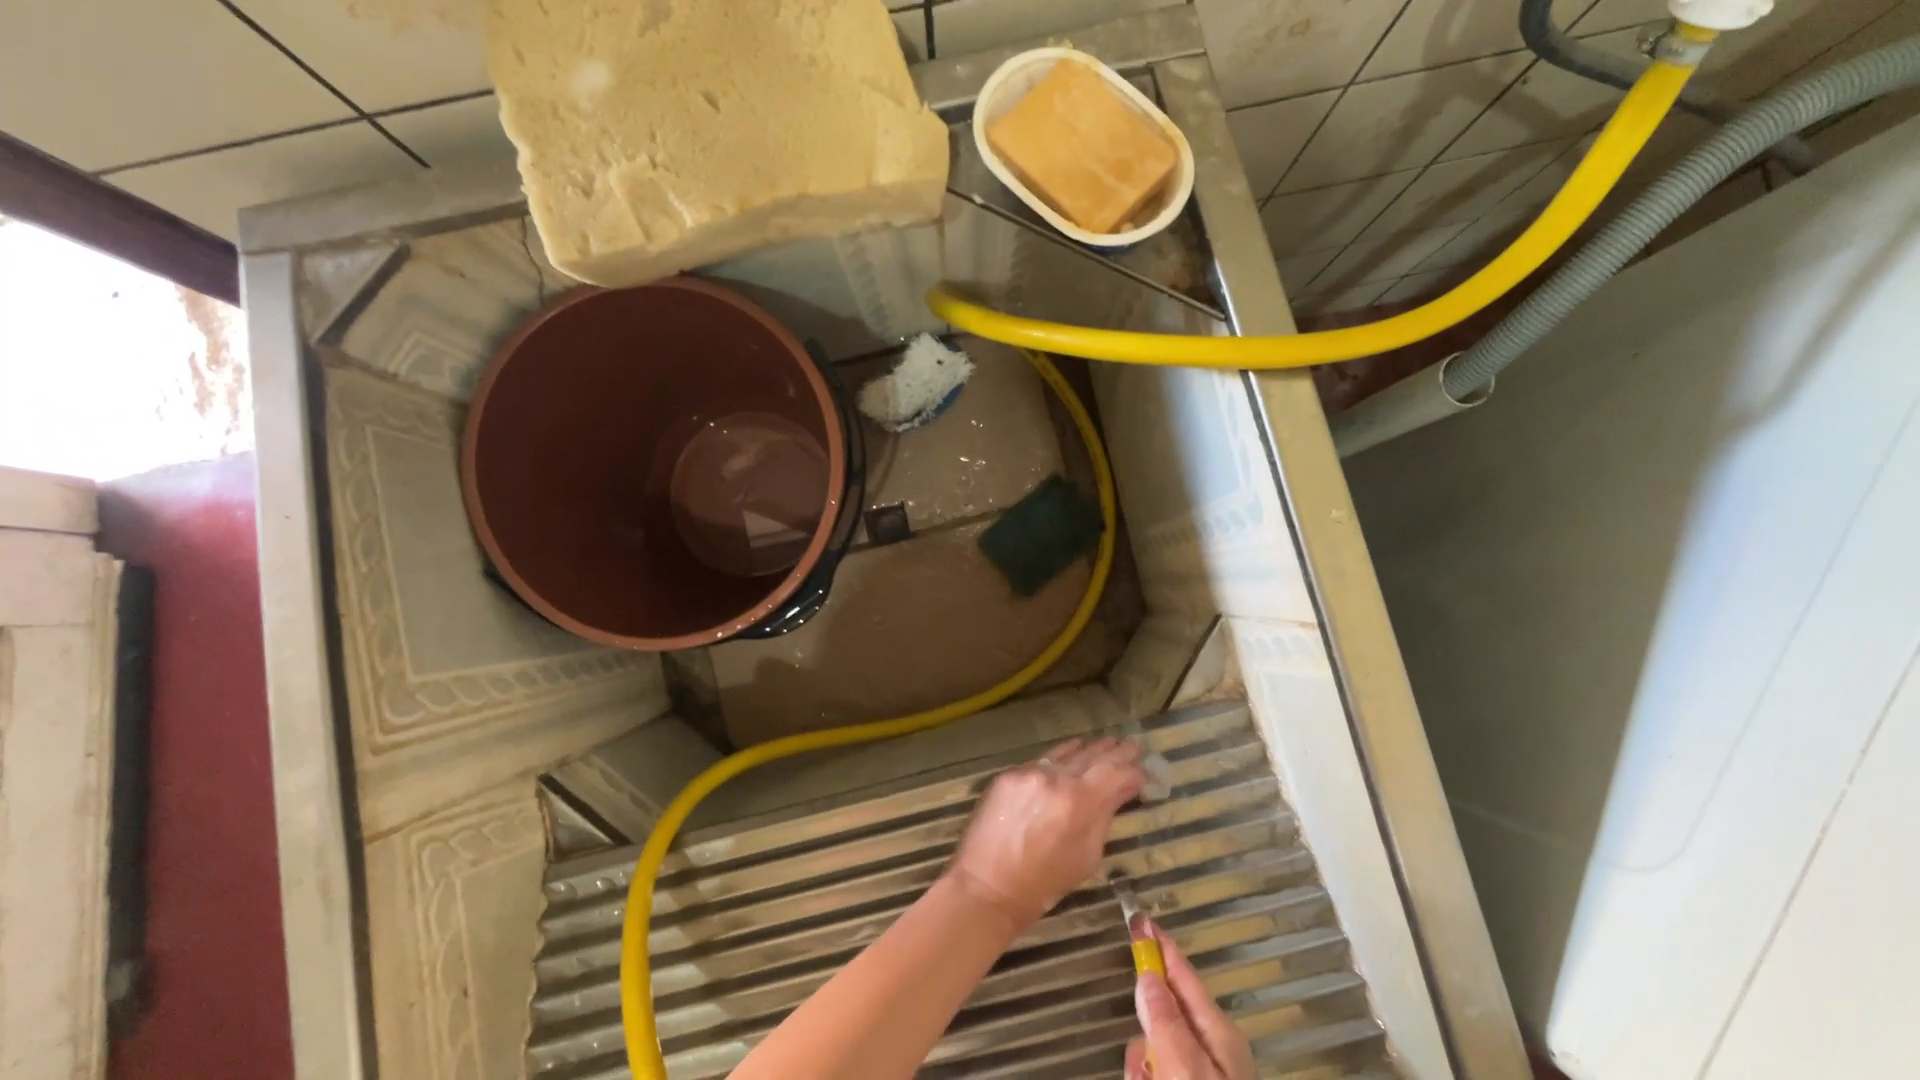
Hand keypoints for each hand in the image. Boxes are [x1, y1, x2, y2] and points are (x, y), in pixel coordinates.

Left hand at [945, 738, 1145, 928]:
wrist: (987, 887)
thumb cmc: (1043, 884)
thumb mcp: (1087, 856)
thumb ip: (1105, 817)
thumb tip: (1123, 791)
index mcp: (1079, 802)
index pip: (1117, 772)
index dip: (1135, 771)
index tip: (1146, 773)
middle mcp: (1055, 777)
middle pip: (1094, 755)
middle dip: (1117, 752)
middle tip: (1133, 746)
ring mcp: (1029, 772)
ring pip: (1067, 752)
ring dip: (1089, 749)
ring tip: (1107, 745)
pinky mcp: (1008, 774)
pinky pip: (1043, 760)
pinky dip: (1061, 758)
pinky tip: (1071, 755)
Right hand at [1126, 921, 1255, 1079]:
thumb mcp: (1187, 1069)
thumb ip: (1166, 1023)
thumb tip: (1148, 975)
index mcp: (1219, 1032)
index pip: (1184, 975)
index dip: (1160, 946)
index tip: (1139, 917)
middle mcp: (1211, 1046)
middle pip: (1163, 1012)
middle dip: (1145, 1033)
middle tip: (1145, 1068)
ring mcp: (1201, 1070)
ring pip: (1153, 1046)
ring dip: (1142, 1065)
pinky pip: (1155, 1070)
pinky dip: (1146, 1078)